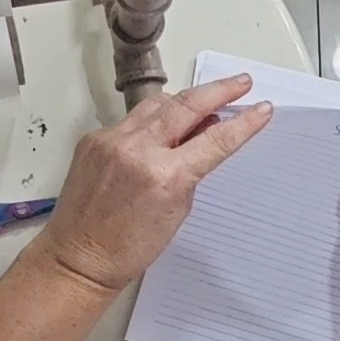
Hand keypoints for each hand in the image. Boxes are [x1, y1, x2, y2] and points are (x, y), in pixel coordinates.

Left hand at [33, 76, 272, 291]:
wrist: (78, 258)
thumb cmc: (127, 248)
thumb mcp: (177, 211)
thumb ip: (192, 171)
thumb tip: (204, 139)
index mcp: (164, 176)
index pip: (215, 140)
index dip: (243, 123)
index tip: (261, 110)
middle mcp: (137, 150)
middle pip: (187, 105)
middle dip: (219, 90)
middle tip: (241, 83)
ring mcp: (112, 140)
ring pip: (158, 104)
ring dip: (185, 100)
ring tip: (206, 102)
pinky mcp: (94, 138)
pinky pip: (132, 118)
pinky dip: (153, 120)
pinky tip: (164, 129)